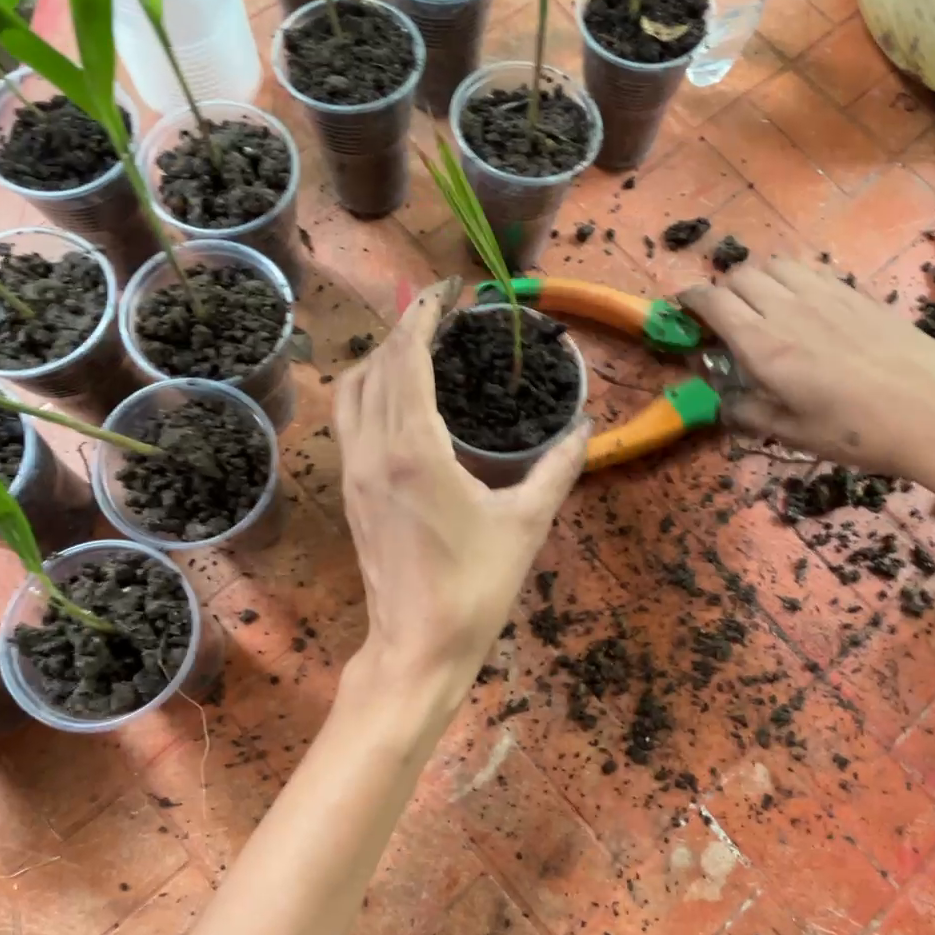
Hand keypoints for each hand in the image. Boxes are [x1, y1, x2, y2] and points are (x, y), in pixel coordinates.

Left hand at [335, 278, 588, 711]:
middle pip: (374, 365)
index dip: (422, 315)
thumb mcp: (526, 524)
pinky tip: (398, 398)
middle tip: (440, 314)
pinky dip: (368, 391)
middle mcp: (372, 450)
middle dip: (403, 329)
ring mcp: (353, 472)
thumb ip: (557, 469)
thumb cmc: (475, 587)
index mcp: (414, 449)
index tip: (446, 289)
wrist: (417, 645)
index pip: (405, 357)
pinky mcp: (350, 493)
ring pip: (350, 392)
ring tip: (416, 348)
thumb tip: (586, 429)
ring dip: (378, 358)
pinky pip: (348, 421)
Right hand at [680, 258, 934, 476]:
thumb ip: (750, 413)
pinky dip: (791, 279)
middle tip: (722, 319)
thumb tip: (724, 403)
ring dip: (757, 279)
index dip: (690, 299)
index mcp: (765, 346)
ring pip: (776, 265)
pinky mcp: (856, 294)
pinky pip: (810, 270)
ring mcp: (826, 295)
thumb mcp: (793, 433)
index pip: (714, 301)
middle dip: (722, 291)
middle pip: (741, 276)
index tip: (681, 309)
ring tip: (760, 307)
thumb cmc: (857, 432)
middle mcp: (789, 309)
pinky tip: (801, 306)